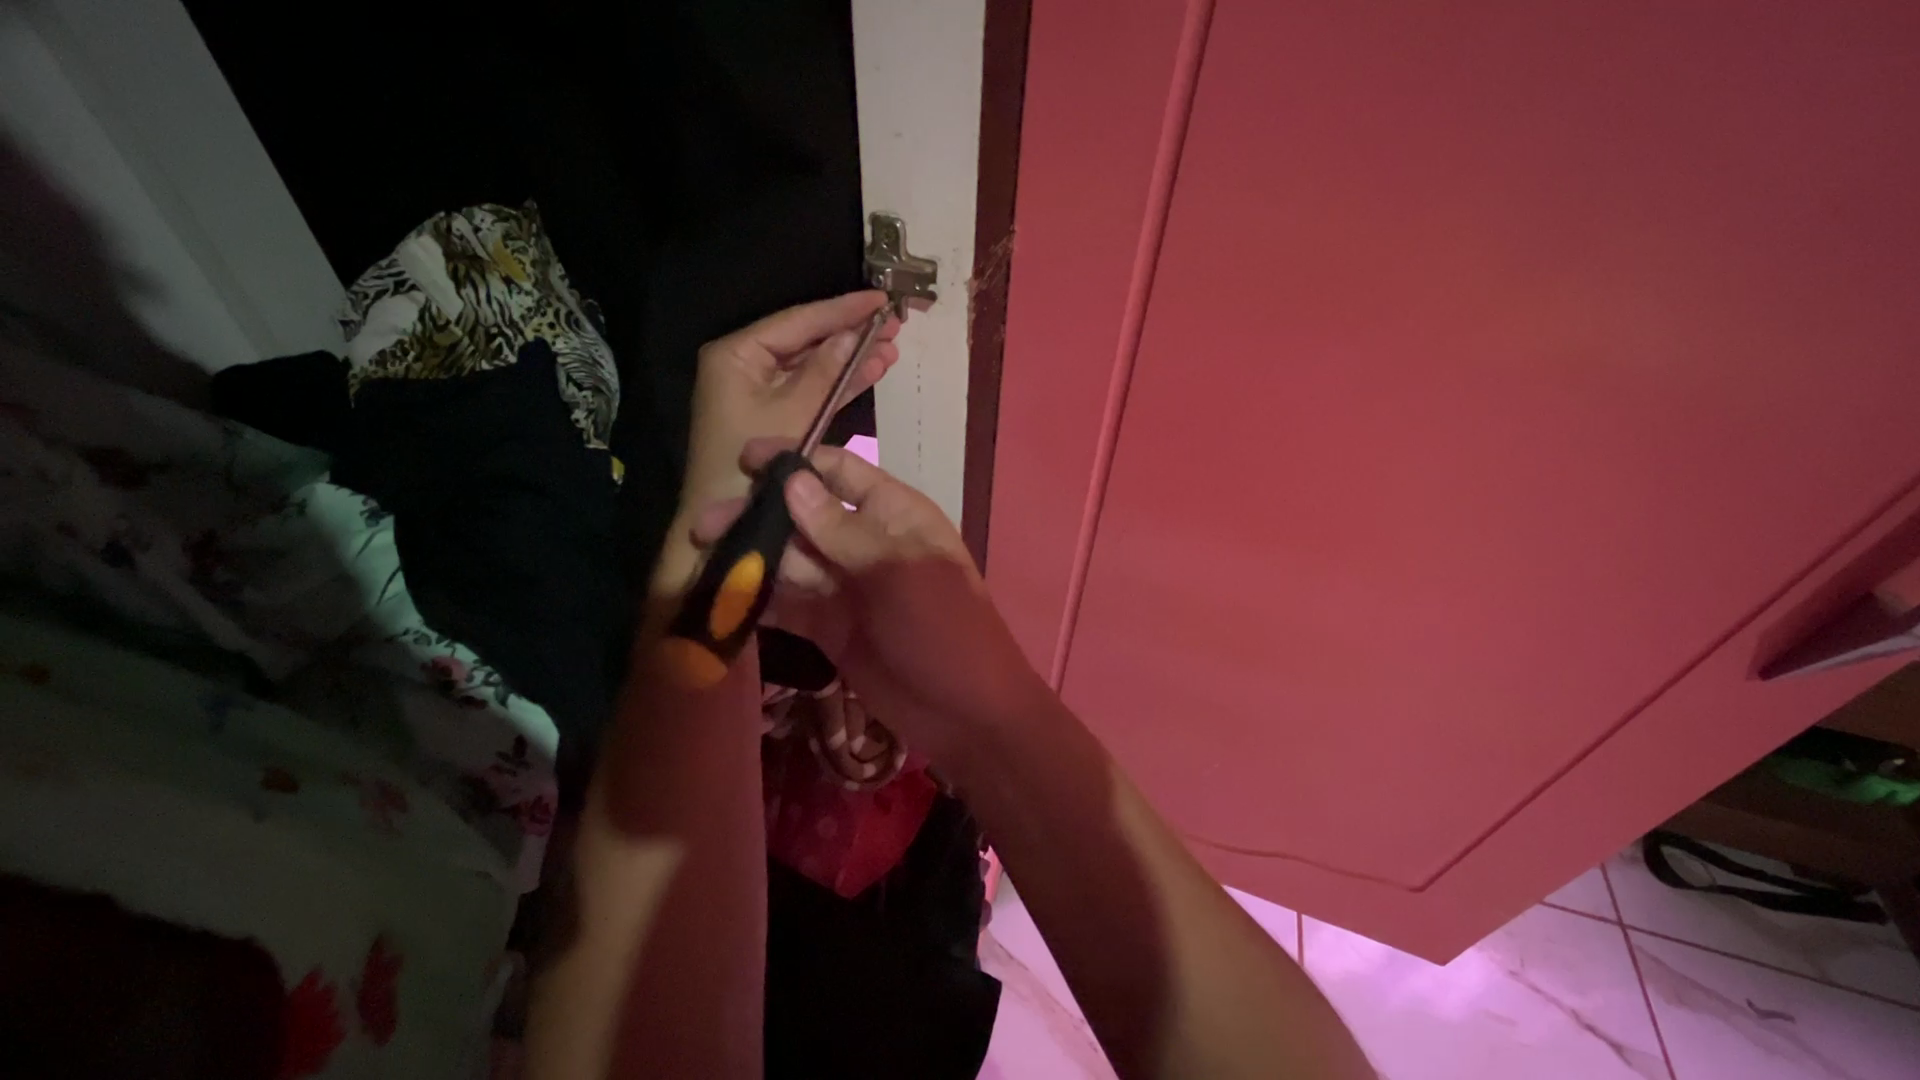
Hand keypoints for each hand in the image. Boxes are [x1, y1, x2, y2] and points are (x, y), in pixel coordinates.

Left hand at [682, 291, 900, 509]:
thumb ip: (825, 372)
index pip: (797, 321)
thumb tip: (855, 335)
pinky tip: (874, 370)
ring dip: (851, 358)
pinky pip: (811, 389)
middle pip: (806, 339)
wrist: (726, 525)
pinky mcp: (773, 413)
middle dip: (851, 333)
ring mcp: (760, 390)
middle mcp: (746, 364)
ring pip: (813, 365)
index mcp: (738, 354)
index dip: (841, 310)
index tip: (880, 300)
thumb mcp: (793, 413)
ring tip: (893, 347)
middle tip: (895, 324)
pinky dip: (840, 383)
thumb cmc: (750, 465)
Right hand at [692, 438, 1049, 766]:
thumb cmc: (943, 629)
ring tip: (702, 555)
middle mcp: (863, 543)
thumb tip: (791, 481)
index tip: (744, 461)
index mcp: (893, 515)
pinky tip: (719, 596)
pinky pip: (786, 604)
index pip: (839, 472)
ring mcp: (844, 586)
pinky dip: (755, 599)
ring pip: (788, 560)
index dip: (794, 463)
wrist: (965, 713)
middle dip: (757, 515)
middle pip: (802, 516)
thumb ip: (842, 529)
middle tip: (704, 523)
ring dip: (748, 556)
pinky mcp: (827, 627)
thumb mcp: (898, 572)